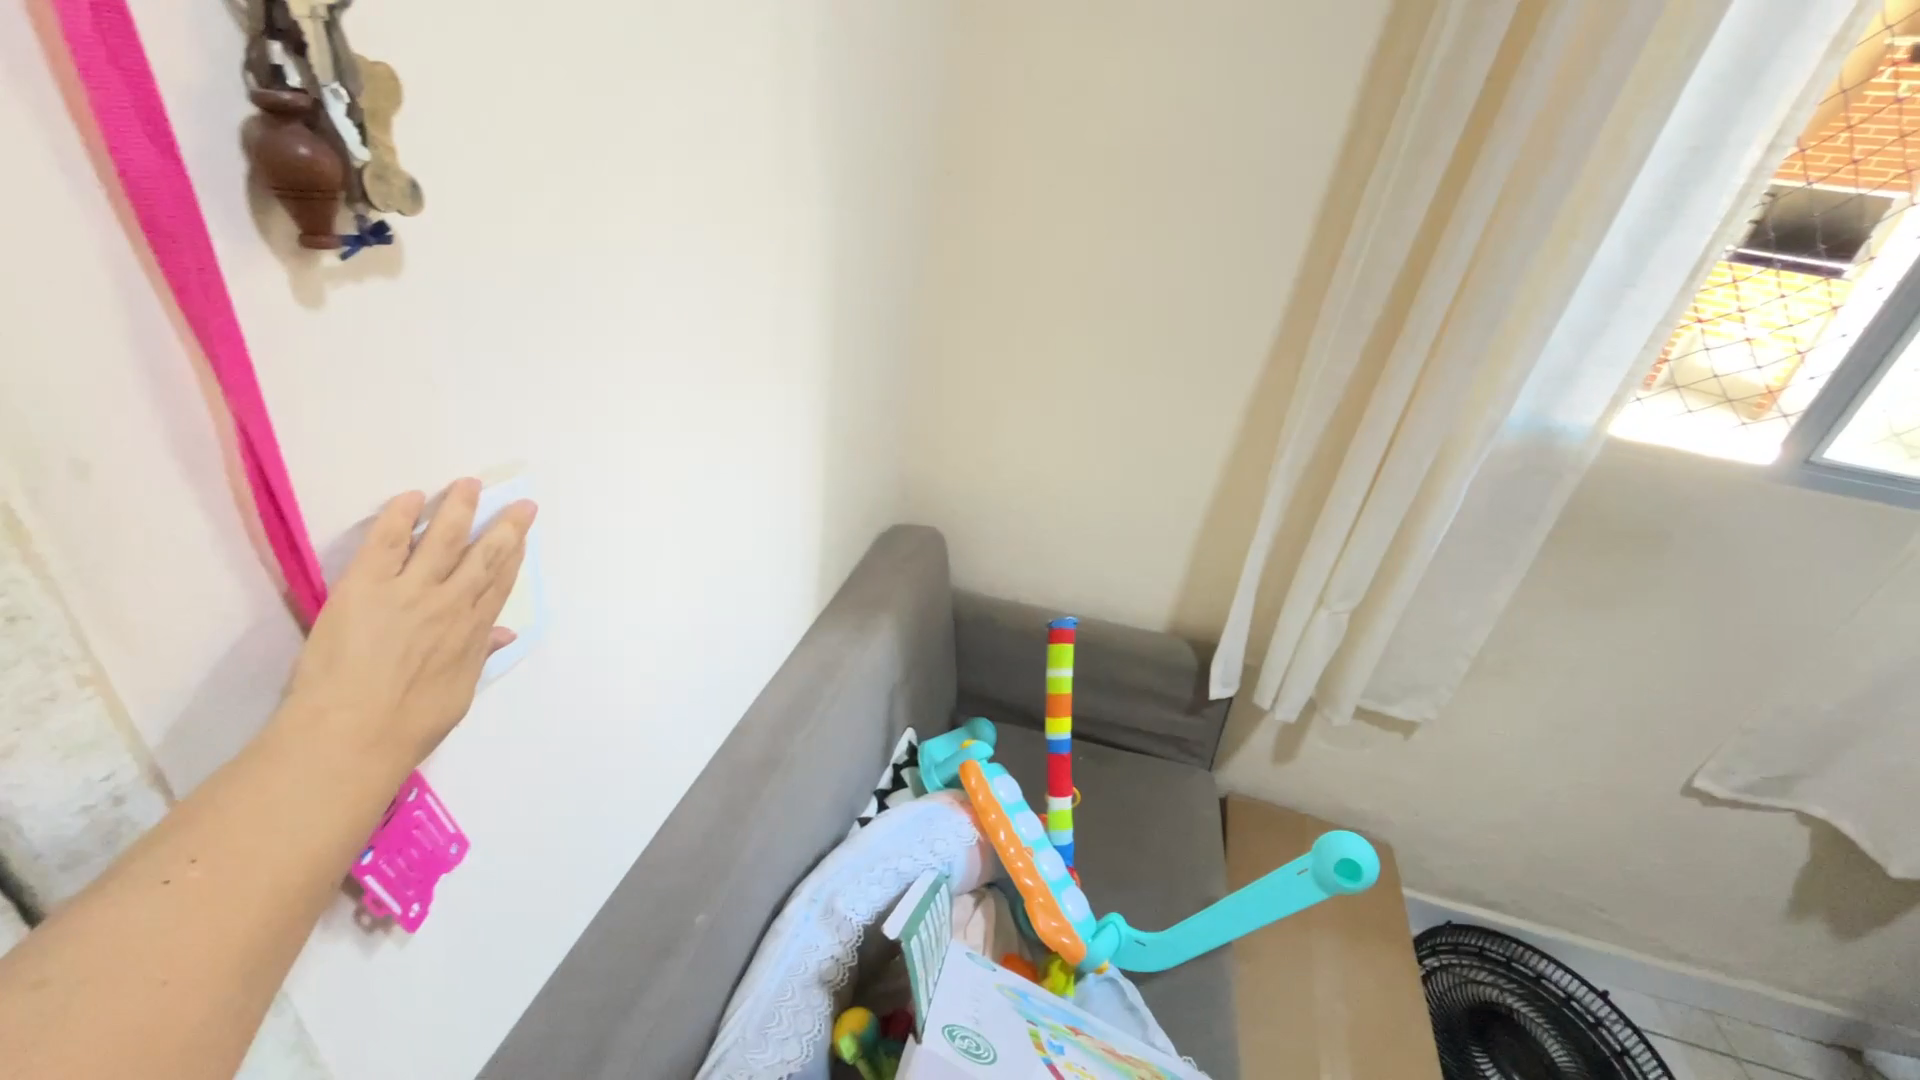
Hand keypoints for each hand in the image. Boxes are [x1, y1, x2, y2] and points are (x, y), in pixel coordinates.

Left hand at [279, 479, 536, 769]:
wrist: (351, 735)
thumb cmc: (408, 724)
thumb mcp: (459, 694)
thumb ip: (479, 658)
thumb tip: (505, 635)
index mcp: (472, 632)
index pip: (498, 583)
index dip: (514, 555)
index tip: (523, 533)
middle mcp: (450, 604)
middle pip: (484, 556)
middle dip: (505, 527)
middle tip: (520, 503)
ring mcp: (410, 592)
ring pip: (442, 540)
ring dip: (458, 509)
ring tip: (469, 484)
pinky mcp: (365, 586)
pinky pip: (388, 542)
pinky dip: (402, 517)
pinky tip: (413, 497)